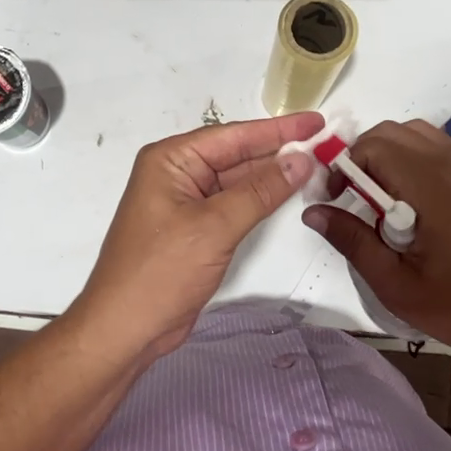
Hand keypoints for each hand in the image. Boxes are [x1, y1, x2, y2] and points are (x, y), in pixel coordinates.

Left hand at [72, 112, 324, 360]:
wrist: (125, 329)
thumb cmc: (162, 272)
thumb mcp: (215, 227)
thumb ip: (261, 191)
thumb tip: (302, 160)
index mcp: (171, 159)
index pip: (234, 135)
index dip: (279, 129)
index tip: (317, 121)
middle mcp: (177, 173)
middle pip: (236, 154)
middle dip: (279, 150)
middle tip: (325, 142)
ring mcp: (185, 202)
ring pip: (237, 179)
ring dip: (273, 174)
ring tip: (317, 162)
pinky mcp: (193, 228)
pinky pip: (232, 203)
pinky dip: (260, 198)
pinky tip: (287, 192)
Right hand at [302, 120, 450, 371]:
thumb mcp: (394, 284)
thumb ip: (352, 241)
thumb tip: (312, 212)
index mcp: (432, 190)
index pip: (375, 147)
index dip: (346, 166)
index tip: (338, 199)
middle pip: (395, 132)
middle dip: (364, 156)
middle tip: (355, 199)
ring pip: (420, 135)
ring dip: (391, 154)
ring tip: (384, 200)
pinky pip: (442, 150)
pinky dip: (417, 161)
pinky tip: (415, 204)